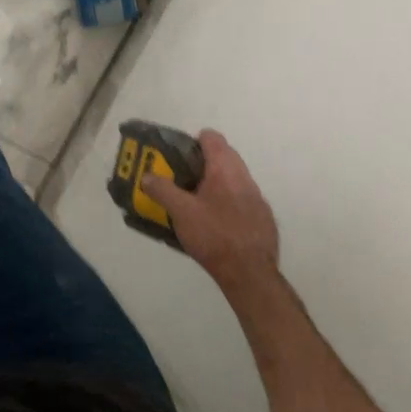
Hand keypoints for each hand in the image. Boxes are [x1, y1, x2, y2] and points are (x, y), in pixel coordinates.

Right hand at [140, 129, 279, 292]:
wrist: (250, 273)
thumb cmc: (213, 235)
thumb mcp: (180, 212)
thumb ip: (161, 190)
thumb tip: (147, 176)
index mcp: (225, 171)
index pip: (212, 138)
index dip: (194, 141)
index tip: (178, 155)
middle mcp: (245, 179)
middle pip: (224, 157)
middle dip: (202, 163)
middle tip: (180, 178)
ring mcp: (258, 199)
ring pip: (234, 179)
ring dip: (215, 183)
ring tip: (194, 201)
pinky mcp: (263, 219)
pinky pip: (242, 199)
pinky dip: (227, 202)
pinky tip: (215, 222)